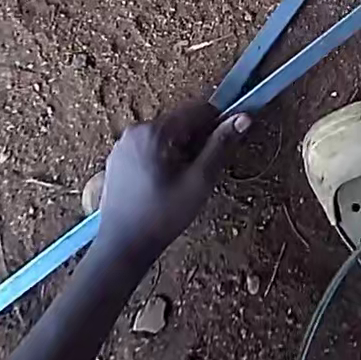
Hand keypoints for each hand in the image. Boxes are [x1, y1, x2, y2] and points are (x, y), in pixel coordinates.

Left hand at [95, 101, 249, 261]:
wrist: (120, 250)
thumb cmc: (162, 216)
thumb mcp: (198, 181)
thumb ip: (220, 145)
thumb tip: (243, 117)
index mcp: (154, 131)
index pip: (196, 109)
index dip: (215, 122)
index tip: (223, 144)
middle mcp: (135, 131)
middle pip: (179, 121)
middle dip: (195, 139)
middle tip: (201, 169)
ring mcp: (123, 145)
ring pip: (164, 134)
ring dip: (180, 148)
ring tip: (183, 178)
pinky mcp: (117, 160)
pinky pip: (148, 146)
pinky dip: (162, 156)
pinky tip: (164, 183)